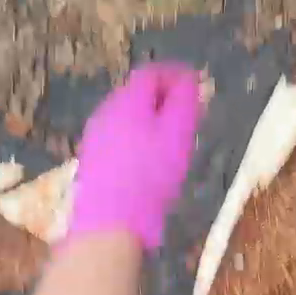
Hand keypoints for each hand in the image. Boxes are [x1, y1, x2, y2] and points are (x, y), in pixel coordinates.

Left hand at [65, 63, 201, 250]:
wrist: (112, 222)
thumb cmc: (153, 171)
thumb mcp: (179, 130)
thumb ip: (185, 100)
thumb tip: (189, 77)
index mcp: (127, 101)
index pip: (152, 72)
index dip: (177, 74)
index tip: (200, 85)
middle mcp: (106, 113)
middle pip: (139, 92)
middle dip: (168, 97)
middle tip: (194, 112)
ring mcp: (97, 137)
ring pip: (131, 115)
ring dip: (156, 118)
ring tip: (179, 136)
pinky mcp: (95, 159)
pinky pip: (123, 135)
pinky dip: (144, 135)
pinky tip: (157, 157)